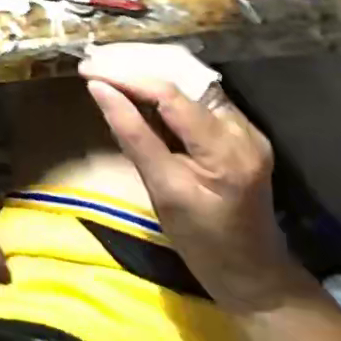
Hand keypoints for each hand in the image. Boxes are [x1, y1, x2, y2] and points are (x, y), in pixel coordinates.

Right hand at [81, 50, 314, 312]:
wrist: (253, 276)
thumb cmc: (203, 243)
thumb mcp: (162, 191)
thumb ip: (132, 135)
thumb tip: (98, 89)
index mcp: (225, 149)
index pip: (170, 95)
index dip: (126, 77)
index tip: (88, 70)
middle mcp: (241, 128)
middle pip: (181, 80)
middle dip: (133, 68)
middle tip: (92, 65)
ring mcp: (244, 127)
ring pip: (186, 84)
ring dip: (145, 75)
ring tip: (106, 70)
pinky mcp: (238, 130)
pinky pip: (193, 97)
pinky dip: (161, 91)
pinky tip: (135, 90)